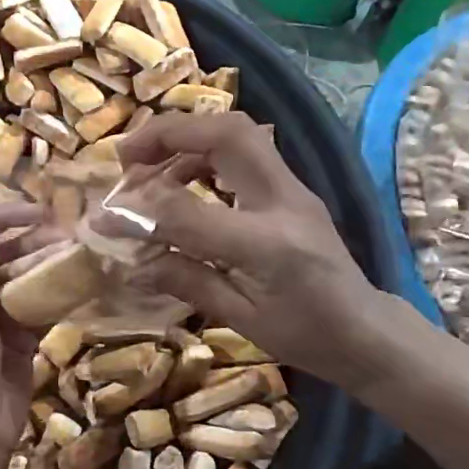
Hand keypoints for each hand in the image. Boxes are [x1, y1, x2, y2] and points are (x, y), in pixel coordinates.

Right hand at [105, 112, 383, 390]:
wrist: (366, 330)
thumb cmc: (306, 336)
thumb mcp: (241, 319)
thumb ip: (186, 279)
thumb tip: (132, 260)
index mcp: (267, 246)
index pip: (188, 212)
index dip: (138, 210)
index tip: (103, 215)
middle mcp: (284, 202)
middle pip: (227, 133)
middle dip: (168, 132)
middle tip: (127, 156)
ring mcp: (294, 188)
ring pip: (238, 132)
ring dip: (186, 140)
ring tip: (148, 170)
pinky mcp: (294, 188)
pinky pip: (246, 151)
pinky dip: (206, 154)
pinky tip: (184, 182)